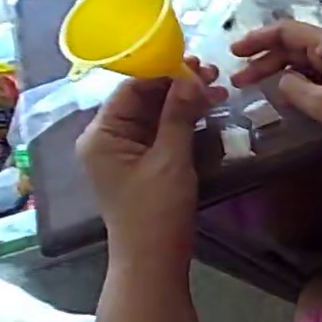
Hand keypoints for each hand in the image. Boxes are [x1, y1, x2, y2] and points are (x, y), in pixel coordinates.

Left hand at [76, 59, 226, 269]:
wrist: (152, 259)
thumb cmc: (156, 211)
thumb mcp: (170, 160)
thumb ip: (178, 116)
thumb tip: (190, 78)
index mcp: (103, 134)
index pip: (131, 89)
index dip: (163, 72)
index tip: (196, 62)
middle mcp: (109, 138)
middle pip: (143, 98)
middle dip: (177, 85)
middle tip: (213, 74)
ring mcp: (126, 151)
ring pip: (155, 114)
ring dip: (184, 101)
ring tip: (218, 90)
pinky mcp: (143, 163)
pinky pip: (162, 131)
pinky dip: (183, 120)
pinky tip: (207, 110)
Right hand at [230, 20, 321, 156]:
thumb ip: (294, 89)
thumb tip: (281, 81)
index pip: (287, 31)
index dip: (257, 40)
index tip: (233, 53)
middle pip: (295, 46)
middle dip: (265, 61)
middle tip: (238, 80)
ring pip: (306, 61)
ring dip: (281, 73)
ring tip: (254, 88)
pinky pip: (321, 74)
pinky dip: (301, 83)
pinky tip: (286, 97)